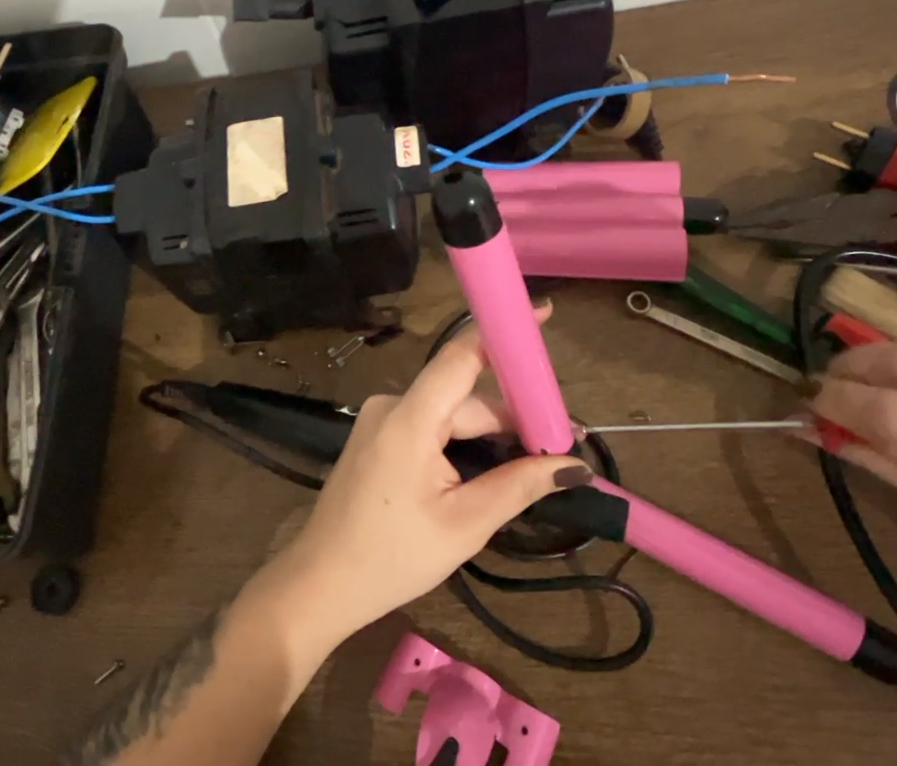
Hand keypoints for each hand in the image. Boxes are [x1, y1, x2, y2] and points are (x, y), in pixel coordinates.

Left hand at [238, 305, 594, 656]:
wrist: (322, 582)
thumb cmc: (392, 558)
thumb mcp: (465, 523)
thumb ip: (519, 485)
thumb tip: (574, 465)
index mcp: (409, 418)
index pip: (460, 356)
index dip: (504, 333)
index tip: (545, 313)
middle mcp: (391, 405)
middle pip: (464, 396)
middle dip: (512, 418)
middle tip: (562, 449)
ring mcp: (379, 419)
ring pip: (450, 414)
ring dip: (488, 435)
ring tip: (531, 469)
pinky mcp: (377, 436)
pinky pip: (430, 426)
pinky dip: (462, 442)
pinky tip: (488, 472)